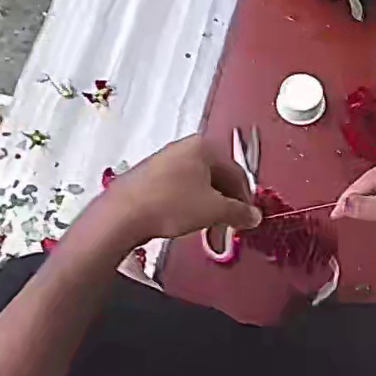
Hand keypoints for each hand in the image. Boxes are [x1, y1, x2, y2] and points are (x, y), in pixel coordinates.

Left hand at [79, 135, 262, 248]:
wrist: (122, 215)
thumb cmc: (170, 204)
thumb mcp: (213, 210)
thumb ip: (238, 212)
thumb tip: (252, 216)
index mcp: (203, 147)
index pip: (236, 172)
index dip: (246, 197)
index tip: (248, 216)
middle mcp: (184, 148)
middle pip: (217, 177)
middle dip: (226, 203)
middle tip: (230, 224)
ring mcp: (165, 161)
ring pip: (198, 184)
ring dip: (209, 206)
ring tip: (210, 228)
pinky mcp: (150, 176)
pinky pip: (180, 189)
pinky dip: (190, 205)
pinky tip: (188, 221)